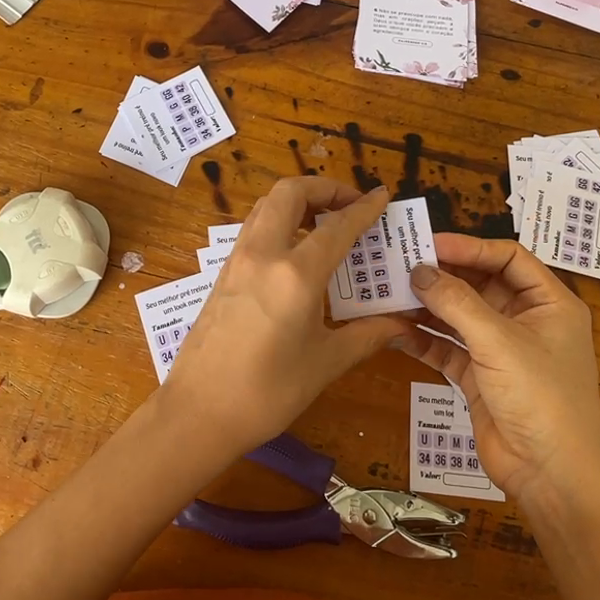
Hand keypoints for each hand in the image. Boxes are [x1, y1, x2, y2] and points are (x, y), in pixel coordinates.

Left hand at [159, 179, 415, 455]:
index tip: (383, 197)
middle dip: (324, 188)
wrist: (199, 411)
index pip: (337, 226)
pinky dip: (278, 220)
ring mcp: (237, 260)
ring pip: (266, 205)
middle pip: (290, 192)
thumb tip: (400, 325)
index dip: (364, 208)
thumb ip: (366, 336)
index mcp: (295, 274)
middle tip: (350, 204)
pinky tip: (296, 249)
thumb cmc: (268, 392)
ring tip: (325, 221)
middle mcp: (263, 254)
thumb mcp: (325, 364)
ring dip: (298, 201)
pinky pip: (253, 228)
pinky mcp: (223, 273)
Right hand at [398, 235, 599, 501]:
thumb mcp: (499, 341)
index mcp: (549, 303)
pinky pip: (447, 348)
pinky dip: (423, 338)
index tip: (428, 243)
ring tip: (389, 292)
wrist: (552, 476)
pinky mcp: (479, 377)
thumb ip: (455, 301)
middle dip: (442, 276)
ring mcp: (501, 350)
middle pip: (479, 284)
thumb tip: (418, 270)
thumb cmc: (540, 396)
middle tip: (400, 264)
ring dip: (427, 306)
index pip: (508, 258)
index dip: (469, 247)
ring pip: (459, 316)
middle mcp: (526, 320)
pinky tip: (394, 329)